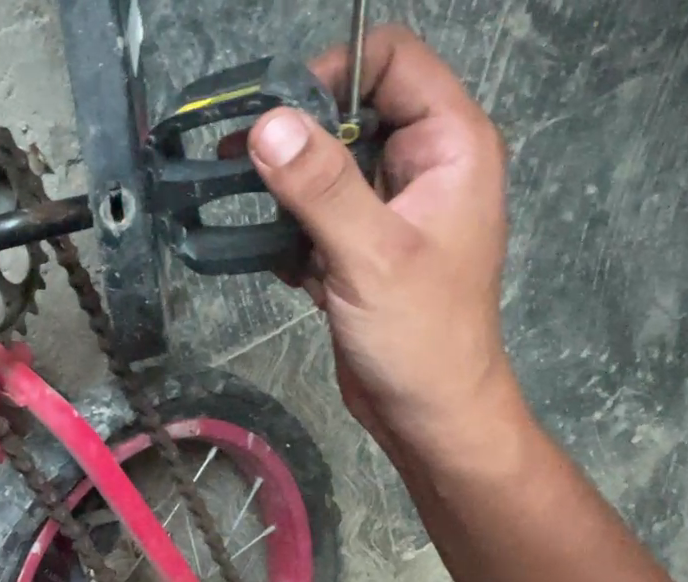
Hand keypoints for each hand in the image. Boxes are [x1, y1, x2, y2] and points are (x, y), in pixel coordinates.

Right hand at [247, 26, 519, 463]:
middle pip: (350, 112)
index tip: (277, 117)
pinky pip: (314, 215)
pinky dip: (287, 231)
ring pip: (325, 167)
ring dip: (284, 188)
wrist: (425, 412)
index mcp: (449, 145)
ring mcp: (387, 208)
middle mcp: (420, 166)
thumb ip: (321, 187)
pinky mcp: (358, 247)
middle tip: (238, 162)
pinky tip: (274, 258)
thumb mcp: (371, 255)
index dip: (334, 74)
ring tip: (246, 211)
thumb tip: (268, 124)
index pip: (393, 63)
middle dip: (295, 136)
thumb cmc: (419, 334)